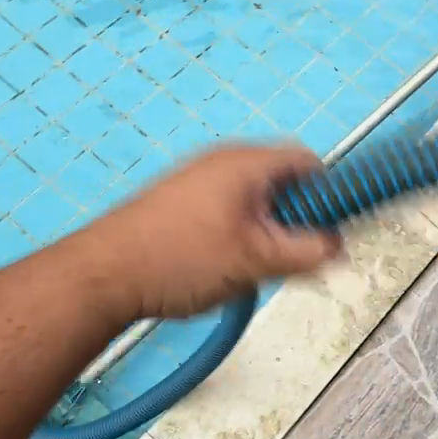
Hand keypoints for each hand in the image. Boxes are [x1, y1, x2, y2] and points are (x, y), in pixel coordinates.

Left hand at [83, 144, 342, 320]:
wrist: (96, 278)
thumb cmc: (183, 260)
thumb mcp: (258, 261)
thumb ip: (310, 252)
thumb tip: (341, 246)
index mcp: (248, 162)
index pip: (309, 162)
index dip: (330, 191)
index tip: (331, 226)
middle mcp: (224, 160)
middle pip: (283, 180)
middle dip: (296, 216)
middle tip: (293, 254)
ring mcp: (197, 178)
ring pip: (256, 197)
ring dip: (268, 227)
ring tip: (256, 265)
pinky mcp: (178, 199)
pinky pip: (229, 205)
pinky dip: (241, 229)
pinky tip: (225, 264)